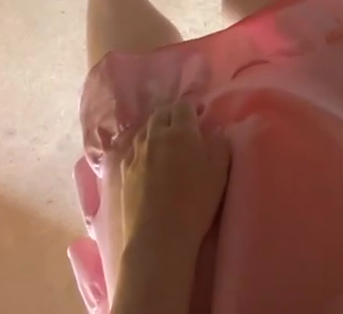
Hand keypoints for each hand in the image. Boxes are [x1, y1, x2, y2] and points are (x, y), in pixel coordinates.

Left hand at [119, 101, 230, 258]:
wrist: (158, 236)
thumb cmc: (195, 204)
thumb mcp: (219, 174)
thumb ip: (220, 146)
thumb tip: (216, 132)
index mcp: (180, 132)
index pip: (183, 106)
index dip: (191, 110)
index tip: (199, 118)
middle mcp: (155, 135)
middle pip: (161, 113)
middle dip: (171, 115)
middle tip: (181, 128)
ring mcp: (136, 152)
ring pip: (144, 129)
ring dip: (155, 129)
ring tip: (163, 142)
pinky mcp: (123, 170)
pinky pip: (132, 148)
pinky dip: (141, 147)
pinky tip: (146, 160)